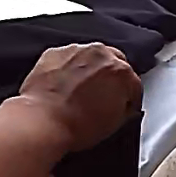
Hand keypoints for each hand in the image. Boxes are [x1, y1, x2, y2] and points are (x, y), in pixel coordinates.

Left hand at [15, 43, 141, 151]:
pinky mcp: (54, 53)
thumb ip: (123, 108)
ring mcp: (76, 51)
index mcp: (121, 72)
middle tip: (102, 96)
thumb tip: (122, 106)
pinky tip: (63, 86)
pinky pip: (66, 58)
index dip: (129, 98)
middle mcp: (100, 54)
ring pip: (89, 57)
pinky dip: (67, 69)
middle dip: (110, 78)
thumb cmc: (75, 125)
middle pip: (113, 62)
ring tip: (79, 92)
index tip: (123, 104)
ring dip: (88, 70)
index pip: (133, 84)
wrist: (42, 122)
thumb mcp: (113, 124)